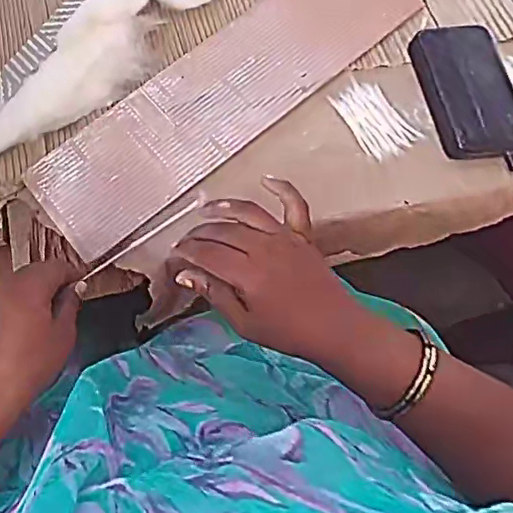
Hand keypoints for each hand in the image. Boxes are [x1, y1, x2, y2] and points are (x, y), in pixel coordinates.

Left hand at [0, 259, 82, 432]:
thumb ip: (70, 305)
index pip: (57, 266)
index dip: (74, 274)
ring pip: (23, 283)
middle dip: (56, 280)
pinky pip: (11, 296)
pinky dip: (25, 302)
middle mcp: (10, 283)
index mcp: (31, 283)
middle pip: (38, 270)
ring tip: (54, 315)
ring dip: (40, 291)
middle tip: (72, 301)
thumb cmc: (32, 363)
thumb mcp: (63, 335)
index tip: (85, 287)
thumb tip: (74, 288)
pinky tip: (33, 324)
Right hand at [168, 179, 380, 365]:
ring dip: (223, 207)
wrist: (337, 330)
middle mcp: (264, 248)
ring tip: (205, 210)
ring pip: (247, 212)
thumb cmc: (289, 333)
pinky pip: (294, 205)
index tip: (175, 257)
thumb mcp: (244, 323)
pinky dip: (282, 189)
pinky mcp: (303, 236)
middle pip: (222, 231)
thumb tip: (186, 275)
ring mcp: (285, 238)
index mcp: (247, 272)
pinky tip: (266, 180)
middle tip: (184, 242)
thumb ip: (215, 295)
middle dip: (197, 235)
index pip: (206, 254)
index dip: (186, 253)